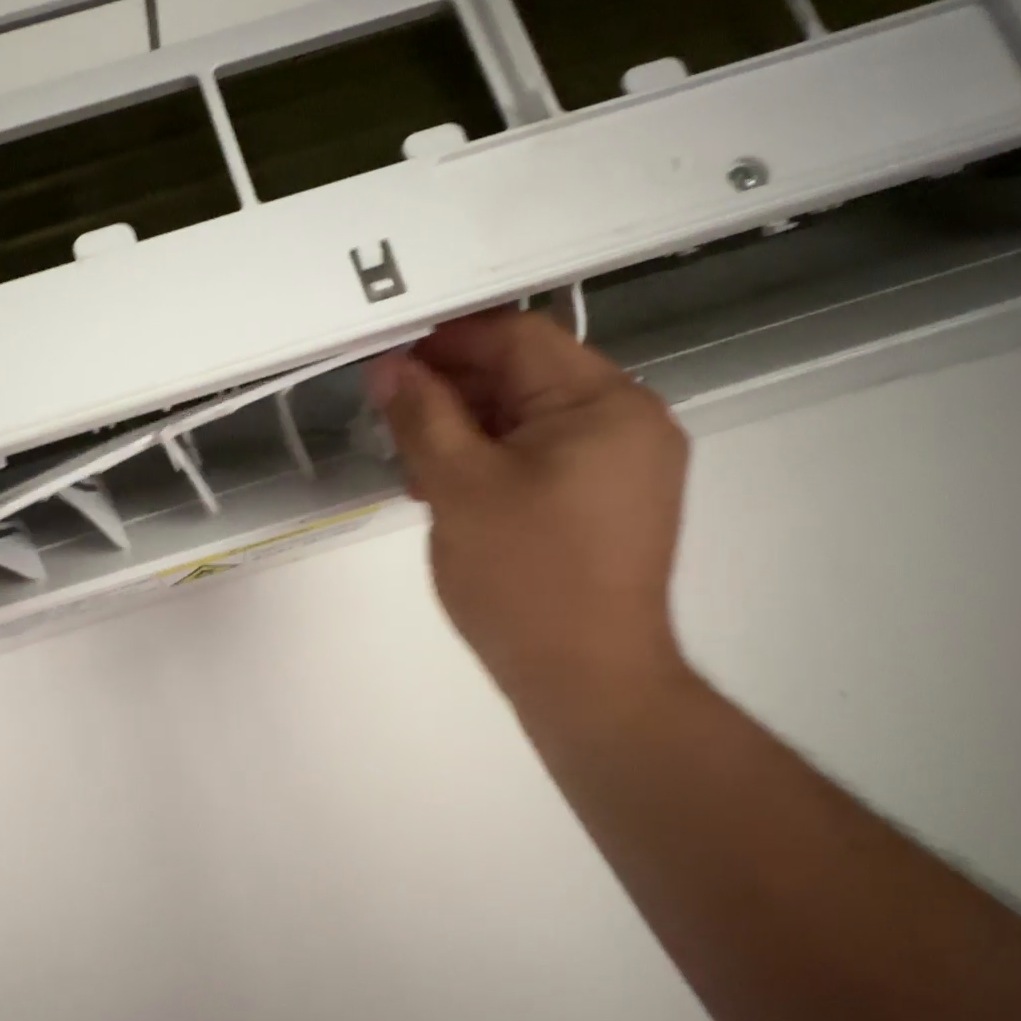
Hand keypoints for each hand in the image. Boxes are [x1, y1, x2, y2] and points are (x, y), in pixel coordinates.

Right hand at [370, 309, 690, 707]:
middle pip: (528, 375)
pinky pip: (550, 456)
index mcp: (604, 403)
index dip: (446, 342)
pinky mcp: (616, 502)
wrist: (590, 683)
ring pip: (535, 418)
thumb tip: (388, 367)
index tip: (389, 366)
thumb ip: (421, 415)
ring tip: (415, 463)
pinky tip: (453, 489)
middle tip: (393, 417)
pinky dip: (499, 460)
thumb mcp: (458, 488)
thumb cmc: (524, 580)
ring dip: (471, 428)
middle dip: (455, 389)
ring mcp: (630, 464)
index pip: (517, 336)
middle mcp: (632, 421)